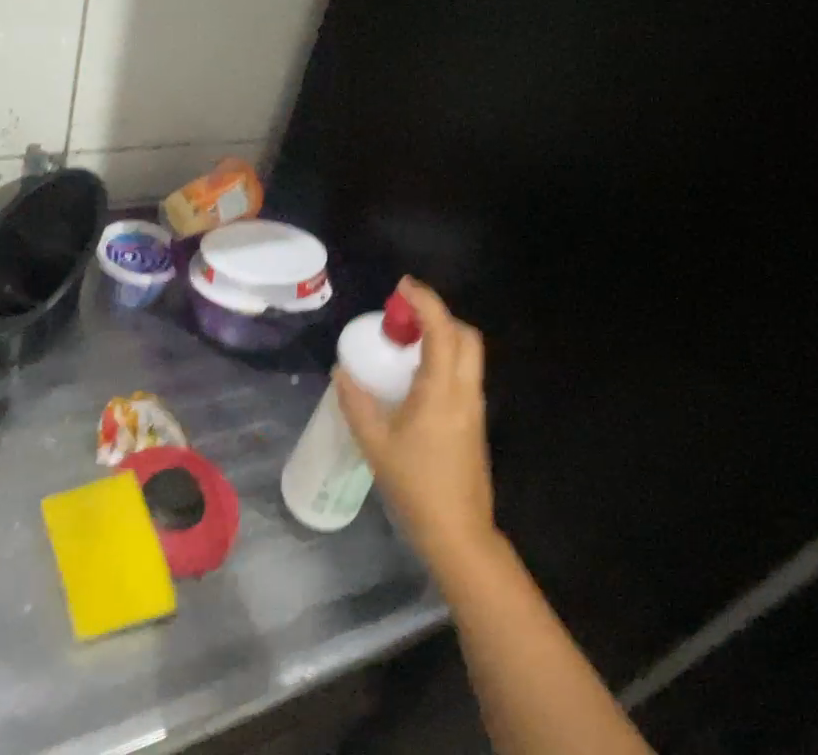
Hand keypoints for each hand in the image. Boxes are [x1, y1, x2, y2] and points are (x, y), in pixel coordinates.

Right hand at [336, 277, 498, 560]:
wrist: (457, 531)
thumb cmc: (414, 485)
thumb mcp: (374, 444)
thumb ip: (357, 403)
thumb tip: (342, 371)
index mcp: (442, 392)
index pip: (441, 331)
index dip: (425, 302)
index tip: (403, 286)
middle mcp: (466, 393)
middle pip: (465, 337)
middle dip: (438, 316)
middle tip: (403, 317)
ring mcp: (475, 409)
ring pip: (469, 357)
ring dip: (443, 338)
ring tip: (405, 342)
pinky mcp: (474, 424)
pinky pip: (464, 376)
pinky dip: (445, 360)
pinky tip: (415, 377)